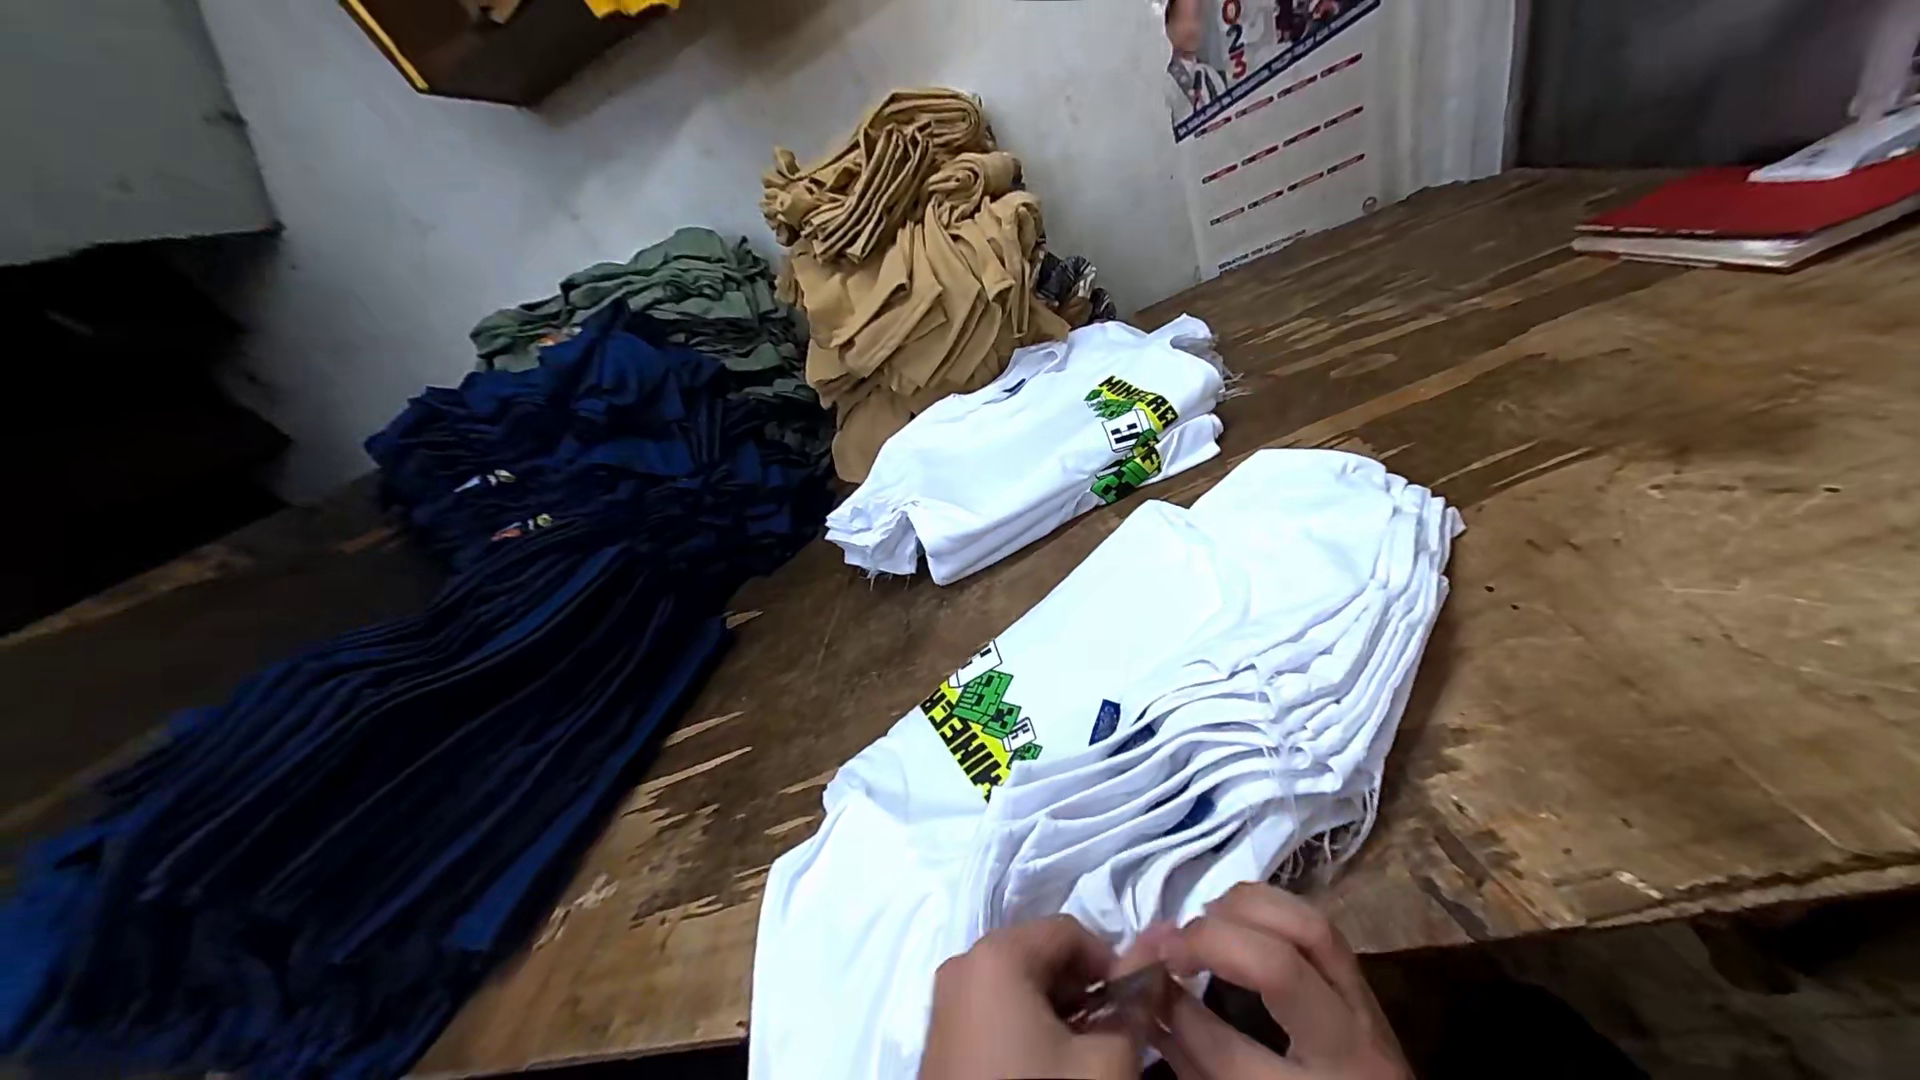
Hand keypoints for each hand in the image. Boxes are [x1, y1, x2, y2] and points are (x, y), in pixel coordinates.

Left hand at [921, 915, 1144, 1079]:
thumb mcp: (1104, 1065)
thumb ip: (1133, 1007)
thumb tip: (1154, 962)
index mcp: (997, 954)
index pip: (1068, 932)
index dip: (1111, 963)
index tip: (1136, 1006)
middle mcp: (964, 963)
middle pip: (1040, 954)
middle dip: (1084, 989)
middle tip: (1115, 1034)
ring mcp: (947, 1000)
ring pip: (1018, 983)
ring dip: (1060, 1010)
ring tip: (1086, 1055)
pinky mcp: (942, 1035)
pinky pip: (995, 1007)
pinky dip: (1028, 1025)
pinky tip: (1050, 1066)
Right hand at [1154, 884, 1410, 1079]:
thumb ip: (1191, 1056)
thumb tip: (1146, 997)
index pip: (1228, 1048)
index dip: (1174, 1007)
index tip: (1142, 977)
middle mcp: (1347, 1049)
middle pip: (1280, 967)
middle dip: (1211, 941)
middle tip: (1170, 944)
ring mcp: (1365, 1006)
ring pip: (1308, 925)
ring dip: (1242, 908)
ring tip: (1203, 920)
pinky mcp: (1363, 979)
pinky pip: (1315, 920)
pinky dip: (1267, 904)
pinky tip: (1235, 915)